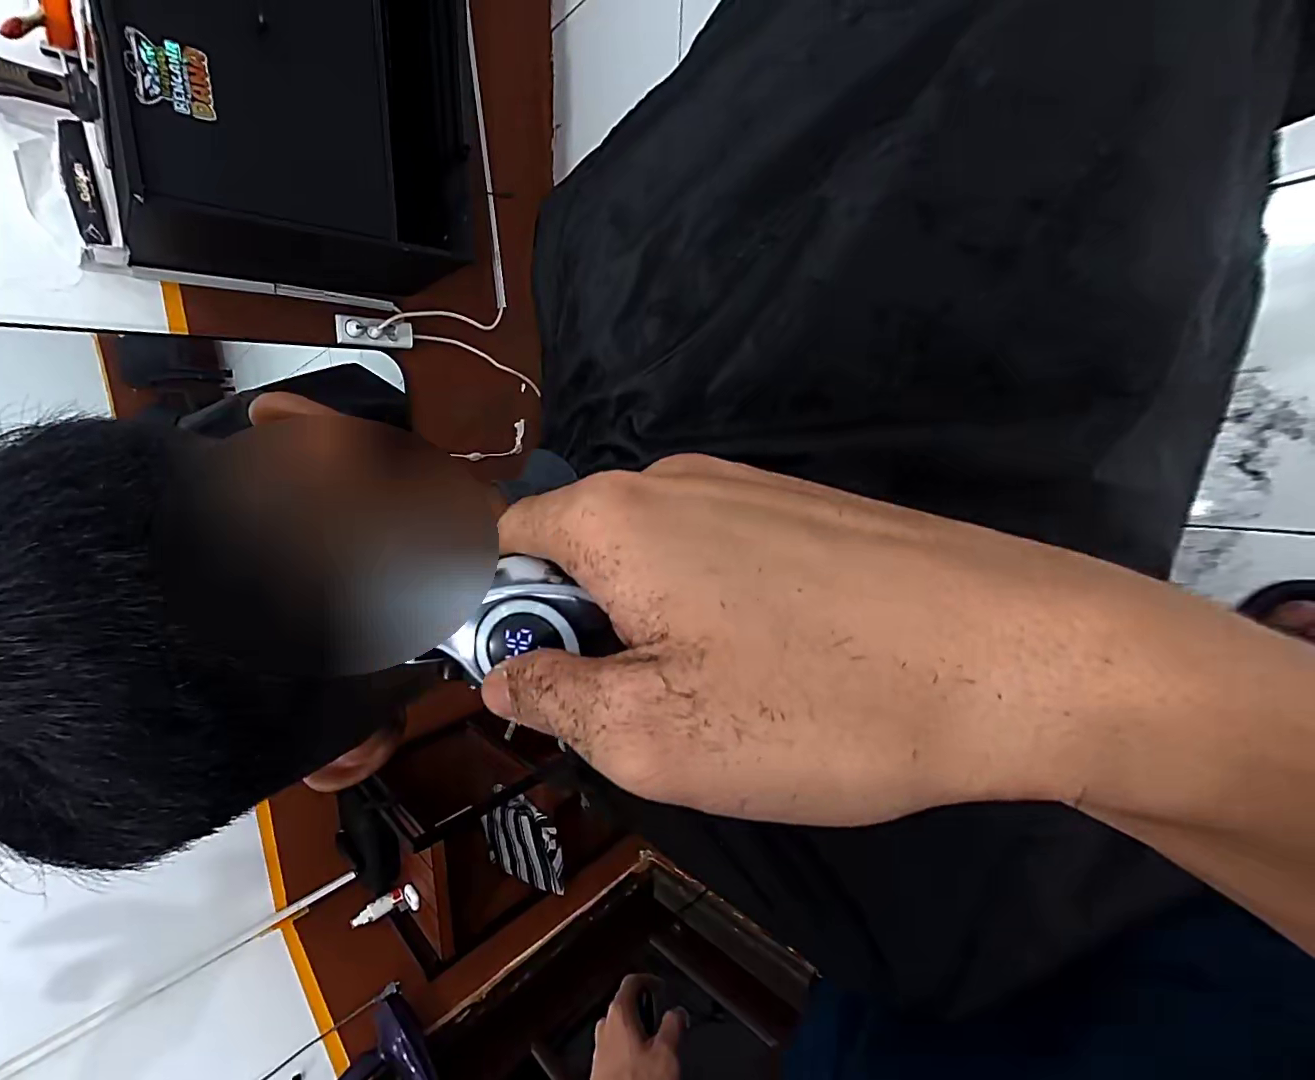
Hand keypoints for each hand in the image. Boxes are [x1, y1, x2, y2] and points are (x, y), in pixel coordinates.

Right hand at [482, 455, 1314, 951]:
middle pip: (566, 550)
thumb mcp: (650, 733)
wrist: (1048, 664)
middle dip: (572, 623)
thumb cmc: (820, 702)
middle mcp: (659, 480)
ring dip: (634, 616)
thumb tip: (500, 679)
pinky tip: (762, 654)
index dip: (498, 613)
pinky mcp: (789, 502)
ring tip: (704, 685)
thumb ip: (549, 700)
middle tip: (626, 697)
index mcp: (607, 518)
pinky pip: (698, 549)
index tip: (539, 672)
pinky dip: (693, 600)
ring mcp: (732, 483)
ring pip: (633, 553)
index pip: (498, 547)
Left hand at [593, 975, 684, 1079]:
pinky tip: (644, 1065)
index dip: (648, 980)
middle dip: (647, 1009)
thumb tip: (678, 1011)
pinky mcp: (601, 1061)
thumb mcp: (665, 1054)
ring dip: (640, 1029)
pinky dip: (632, 1045)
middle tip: (665, 1021)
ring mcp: (601, 1042)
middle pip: (626, 1004)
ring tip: (659, 1046)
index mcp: (619, 1013)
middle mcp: (606, 1022)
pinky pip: (618, 1044)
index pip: (631, 982)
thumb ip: (673, 1027)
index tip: (661, 986)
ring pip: (622, 1026)